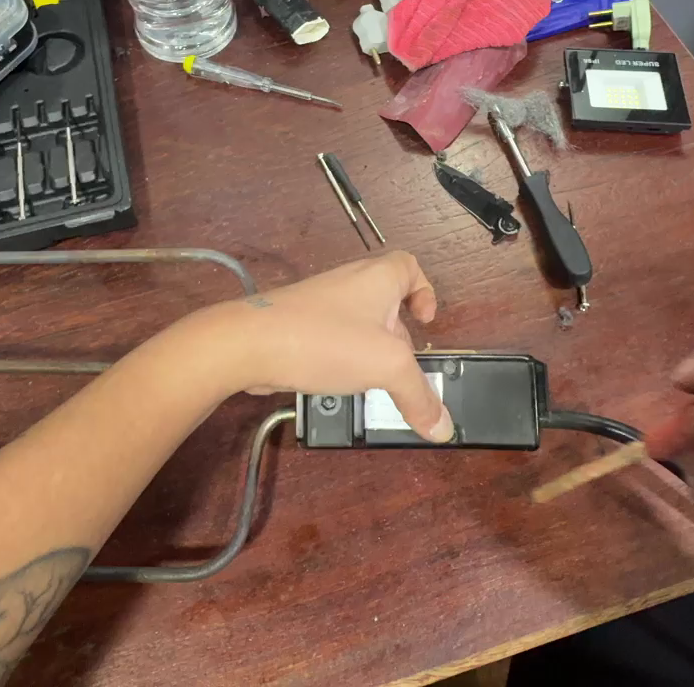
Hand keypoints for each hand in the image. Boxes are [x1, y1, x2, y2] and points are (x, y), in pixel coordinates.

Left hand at [184, 252, 452, 441]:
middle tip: (402, 370)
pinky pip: (331, 337)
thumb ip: (418, 395)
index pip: (410, 266)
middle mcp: (350, 282)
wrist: (249, 343)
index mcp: (378, 278)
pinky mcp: (297, 322)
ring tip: (371, 384)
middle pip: (386, 302)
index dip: (424, 289)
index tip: (426, 321)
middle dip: (398, 336)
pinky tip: (337, 385)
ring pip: (358, 324)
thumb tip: (444, 428)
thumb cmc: (326, 340)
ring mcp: (320, 302)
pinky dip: (341, 358)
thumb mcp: (386, 366)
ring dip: (369, 352)